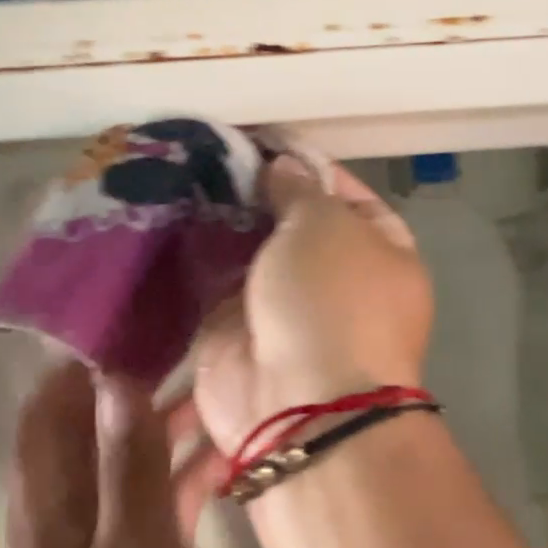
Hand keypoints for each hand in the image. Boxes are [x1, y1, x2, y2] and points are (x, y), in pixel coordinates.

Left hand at [6, 363, 223, 547]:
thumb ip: (131, 467)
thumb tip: (119, 381)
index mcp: (50, 507)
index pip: (48, 414)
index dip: (77, 366)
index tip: (129, 324)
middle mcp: (70, 512)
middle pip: (92, 431)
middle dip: (131, 386)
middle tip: (189, 345)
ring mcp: (107, 536)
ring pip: (132, 462)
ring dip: (166, 425)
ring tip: (219, 386)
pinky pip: (161, 497)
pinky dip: (188, 471)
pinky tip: (233, 454)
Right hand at [193, 157, 433, 452]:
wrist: (301, 404)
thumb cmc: (333, 303)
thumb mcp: (326, 226)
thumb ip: (302, 192)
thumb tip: (286, 168)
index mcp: (387, 258)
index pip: (355, 200)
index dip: (316, 169)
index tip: (268, 143)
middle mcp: (342, 286)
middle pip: (297, 230)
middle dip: (257, 198)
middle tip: (208, 157)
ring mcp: (290, 314)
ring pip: (251, 259)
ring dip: (219, 228)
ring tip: (176, 177)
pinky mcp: (238, 338)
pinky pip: (213, 291)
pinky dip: (192, 264)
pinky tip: (161, 222)